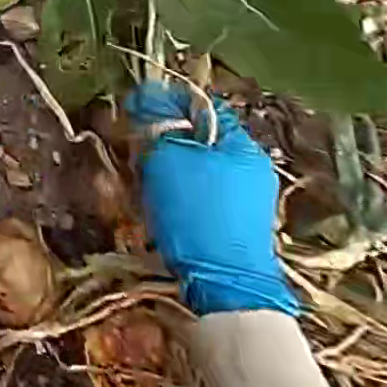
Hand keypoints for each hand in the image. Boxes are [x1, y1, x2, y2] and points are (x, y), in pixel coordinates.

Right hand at [126, 82, 298, 316]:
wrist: (225, 287)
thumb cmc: (196, 213)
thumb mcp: (166, 159)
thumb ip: (156, 125)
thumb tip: (144, 101)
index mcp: (241, 145)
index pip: (200, 104)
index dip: (164, 100)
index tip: (134, 108)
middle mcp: (251, 167)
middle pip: (198, 135)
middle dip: (163, 135)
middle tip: (135, 143)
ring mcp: (249, 198)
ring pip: (197, 163)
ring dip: (168, 163)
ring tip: (143, 175)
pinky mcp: (239, 224)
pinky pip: (203, 190)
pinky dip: (179, 188)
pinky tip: (161, 201)